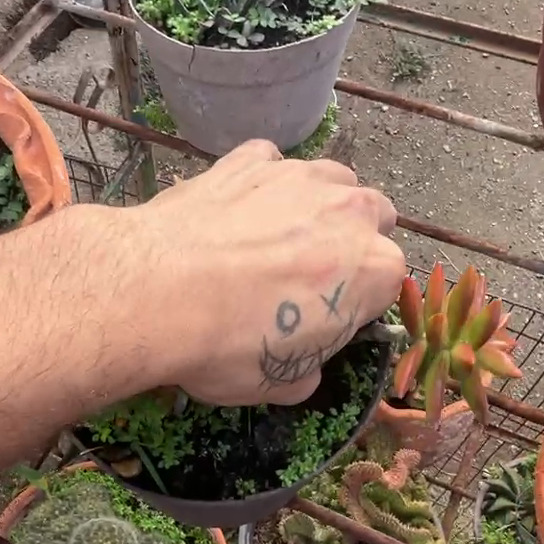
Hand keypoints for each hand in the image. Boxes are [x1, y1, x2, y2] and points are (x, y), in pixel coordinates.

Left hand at [118, 140, 404, 405]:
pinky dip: (260, 182)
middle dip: (349, 242)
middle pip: (371, 218)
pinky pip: (269, 163)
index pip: (386, 282)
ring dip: (316, 205)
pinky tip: (234, 208)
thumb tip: (302, 365)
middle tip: (305, 275)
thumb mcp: (279, 384)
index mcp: (375, 268)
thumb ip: (307, 369)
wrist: (156, 291)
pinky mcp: (247, 159)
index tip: (325, 318)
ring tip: (274, 236)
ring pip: (330, 181)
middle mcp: (350, 210)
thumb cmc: (228, 346)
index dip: (357, 302)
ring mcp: (298, 176)